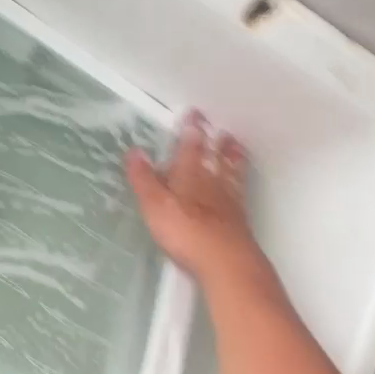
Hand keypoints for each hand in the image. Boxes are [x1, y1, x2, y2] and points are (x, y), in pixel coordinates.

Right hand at [126, 111, 271, 289]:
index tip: (194, 113)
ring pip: (231, 172)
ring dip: (232, 158)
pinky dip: (240, 183)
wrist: (224, 260)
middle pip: (214, 156)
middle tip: (220, 128)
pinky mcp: (239, 220)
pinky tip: (240, 186)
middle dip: (215, 141)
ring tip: (235, 146)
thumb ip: (145, 179)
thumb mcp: (155, 205)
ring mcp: (229, 200)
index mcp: (189, 174)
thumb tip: (134, 151)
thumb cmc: (185, 231)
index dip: (191, 130)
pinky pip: (240, 193)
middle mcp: (212, 182)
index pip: (190, 146)